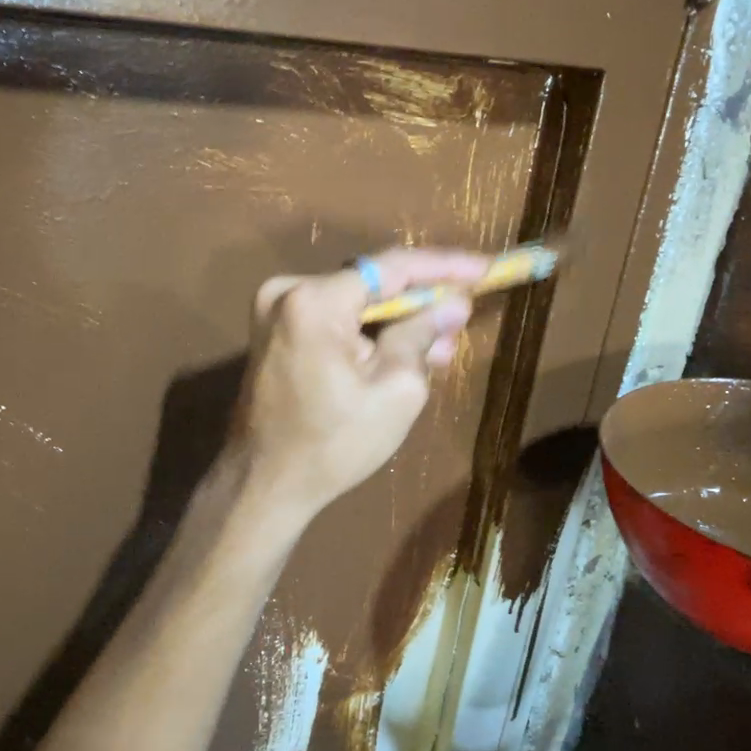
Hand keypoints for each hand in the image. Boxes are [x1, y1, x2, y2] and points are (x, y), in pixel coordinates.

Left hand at [234, 248, 485, 522]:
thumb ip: (423, 335)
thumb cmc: (333, 444)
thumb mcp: (396, 391)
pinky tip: (399, 354)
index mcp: (314, 300)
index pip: (392, 267)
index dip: (444, 267)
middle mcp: (287, 290)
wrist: (264, 483)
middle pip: (371, 283)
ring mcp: (274, 309)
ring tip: (437, 351)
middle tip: (461, 325)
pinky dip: (366, 331)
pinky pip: (333, 317)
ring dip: (396, 321)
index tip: (486, 268)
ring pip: (355, 301)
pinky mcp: (274, 330)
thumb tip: (453, 303)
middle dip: (420, 302)